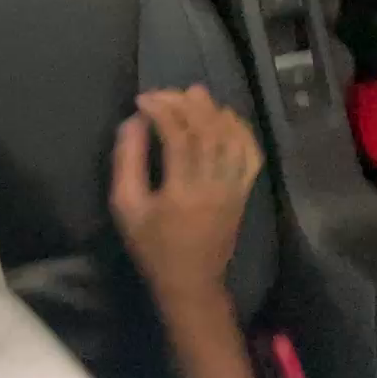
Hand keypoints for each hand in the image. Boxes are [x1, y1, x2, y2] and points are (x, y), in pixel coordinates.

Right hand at [110, 86, 264, 308]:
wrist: (191, 283)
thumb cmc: (152, 247)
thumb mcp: (126, 207)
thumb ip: (127, 161)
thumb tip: (133, 122)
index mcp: (183, 192)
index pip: (179, 137)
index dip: (162, 111)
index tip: (142, 100)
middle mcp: (215, 186)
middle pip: (208, 130)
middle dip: (185, 104)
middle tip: (163, 93)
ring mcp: (235, 188)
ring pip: (232, 137)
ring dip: (212, 110)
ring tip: (190, 95)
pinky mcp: (244, 192)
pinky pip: (251, 154)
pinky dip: (240, 129)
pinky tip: (224, 115)